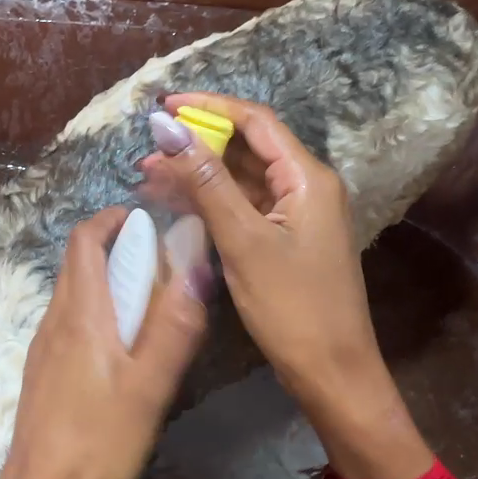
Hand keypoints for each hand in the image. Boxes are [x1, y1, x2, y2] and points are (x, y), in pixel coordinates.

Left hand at [0, 207, 208, 478]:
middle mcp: (56, 319)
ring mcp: (44, 344)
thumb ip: (173, 326)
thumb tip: (194, 267)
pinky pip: (70, 319)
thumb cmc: (99, 439)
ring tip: (150, 302)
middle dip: (117, 247)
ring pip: (74, 291)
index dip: (112, 220)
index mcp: (82, 314)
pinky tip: (121, 346)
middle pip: (79, 262)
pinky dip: (97, 309)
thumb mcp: (149, 386)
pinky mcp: (42, 367)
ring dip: (108, 280)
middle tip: (161, 262)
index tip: (147, 221)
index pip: (85, 240)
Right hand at [141, 93, 430, 478]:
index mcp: (307, 177)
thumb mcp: (243, 240)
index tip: (162, 107)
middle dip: (195, 144)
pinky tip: (174, 203)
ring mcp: (295, 214)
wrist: (331, 372)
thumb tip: (169, 130)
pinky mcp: (284, 238)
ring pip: (240, 177)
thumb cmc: (291, 306)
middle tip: (146, 152)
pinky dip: (209, 201)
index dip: (208, 106)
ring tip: (147, 177)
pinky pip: (242, 205)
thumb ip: (206, 182)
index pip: (254, 121)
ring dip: (197, 173)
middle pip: (245, 147)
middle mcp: (305, 186)